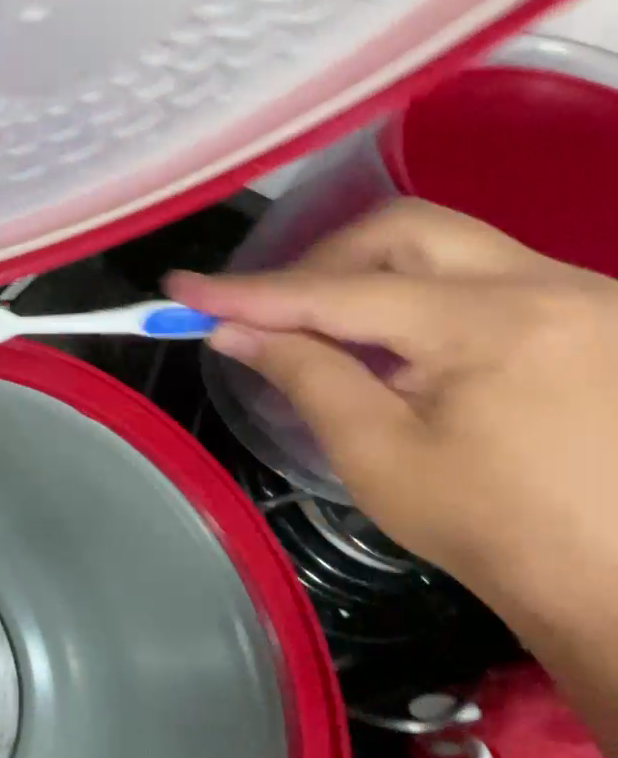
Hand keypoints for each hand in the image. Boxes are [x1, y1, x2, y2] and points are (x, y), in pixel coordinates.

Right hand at [165, 199, 617, 624]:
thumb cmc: (486, 524)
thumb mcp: (373, 451)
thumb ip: (304, 374)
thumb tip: (234, 331)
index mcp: (496, 324)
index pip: (343, 290)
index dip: (251, 291)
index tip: (181, 288)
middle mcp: (554, 285)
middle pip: (406, 232)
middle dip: (319, 264)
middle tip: (266, 313)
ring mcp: (586, 297)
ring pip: (448, 250)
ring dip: (367, 280)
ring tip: (323, 337)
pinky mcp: (593, 318)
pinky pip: (481, 279)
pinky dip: (414, 299)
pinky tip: (391, 350)